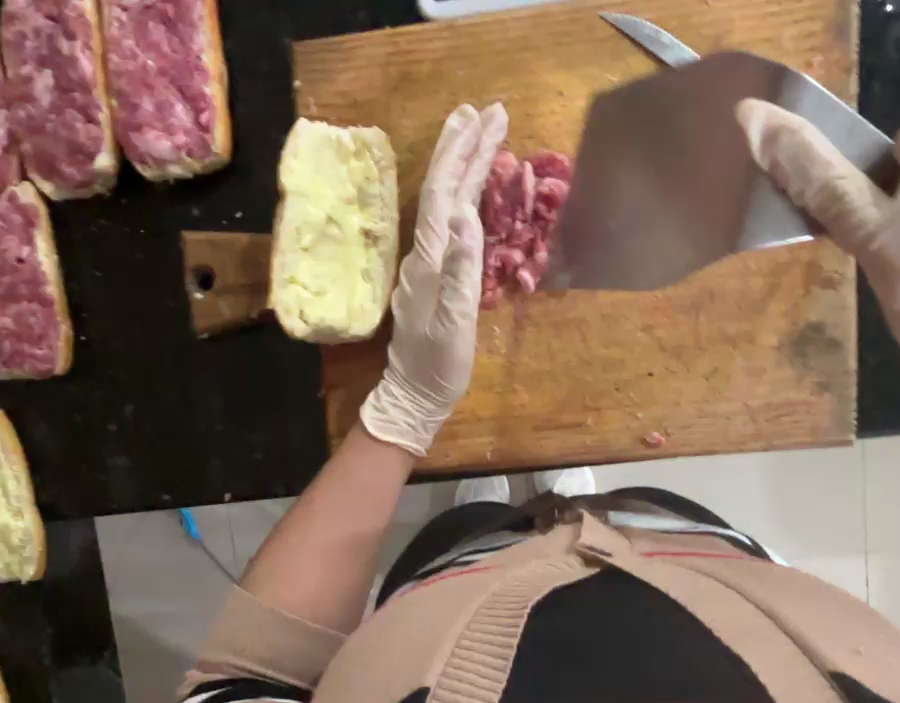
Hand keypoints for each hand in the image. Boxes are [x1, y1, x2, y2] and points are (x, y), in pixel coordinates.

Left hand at [359, 102, 507, 456]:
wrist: (414, 395)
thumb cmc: (438, 365)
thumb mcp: (453, 322)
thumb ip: (459, 270)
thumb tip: (465, 217)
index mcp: (429, 261)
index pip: (446, 195)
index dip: (464, 154)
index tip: (486, 117)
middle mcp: (423, 256)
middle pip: (443, 191)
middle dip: (464, 149)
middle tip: (485, 110)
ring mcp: (426, 266)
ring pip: (444, 205)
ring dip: (460, 168)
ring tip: (476, 135)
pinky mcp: (433, 279)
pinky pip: (448, 226)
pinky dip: (462, 199)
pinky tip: (470, 194)